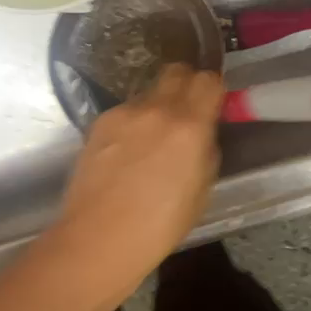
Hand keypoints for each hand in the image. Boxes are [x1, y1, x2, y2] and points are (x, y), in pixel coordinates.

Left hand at [43, 64, 224, 299]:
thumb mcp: (201, 192)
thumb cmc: (158, 227)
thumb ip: (205, 150)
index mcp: (189, 126)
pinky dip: (132, 124)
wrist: (98, 239)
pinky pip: (125, 112)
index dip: (212, 89)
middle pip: (177, 71)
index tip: (211, 103)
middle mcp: (157, 109)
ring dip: (156, 108)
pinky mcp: (99, 121)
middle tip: (184, 111)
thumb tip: (202, 133)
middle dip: (185, 84)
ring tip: (149, 143)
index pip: (208, 80)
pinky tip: (124, 154)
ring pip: (149, 93)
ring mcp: (124, 112)